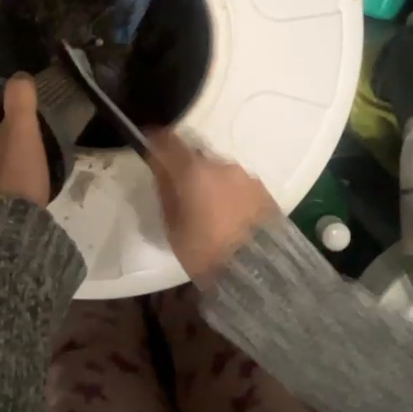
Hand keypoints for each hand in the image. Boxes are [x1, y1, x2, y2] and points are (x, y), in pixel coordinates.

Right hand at [149, 130, 277, 283]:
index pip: (167, 141)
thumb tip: (162, 172)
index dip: (155, 140)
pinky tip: (230, 215)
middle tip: (182, 190)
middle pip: (194, 156)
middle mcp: (219, 164)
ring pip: (218, 170)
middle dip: (186, 169)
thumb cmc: (207, 252)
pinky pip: (237, 183)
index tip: (149, 145)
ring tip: (210, 209)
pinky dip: (229, 193)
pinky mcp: (263, 188)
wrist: (262, 271)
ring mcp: (244, 175)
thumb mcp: (173, 228)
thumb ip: (165, 193)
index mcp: (192, 171)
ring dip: (210, 182)